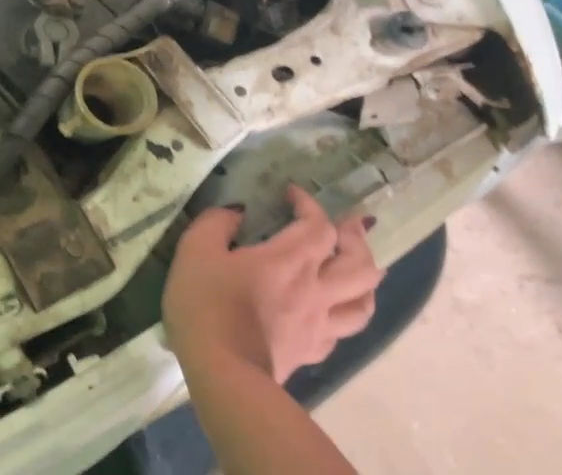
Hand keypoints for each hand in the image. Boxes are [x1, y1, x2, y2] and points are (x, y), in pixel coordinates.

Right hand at [163, 185, 384, 382]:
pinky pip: (342, 330)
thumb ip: (215, 224)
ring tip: (356, 270)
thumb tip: (236, 212)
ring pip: (365, 302)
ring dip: (366, 280)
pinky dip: (343, 314)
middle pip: (361, 264)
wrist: (223, 368)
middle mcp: (316, 290)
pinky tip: (331, 312)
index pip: (317, 226)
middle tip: (349, 226)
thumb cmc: (205, 303)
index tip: (291, 193)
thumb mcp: (194, 250)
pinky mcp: (313, 351)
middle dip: (358, 240)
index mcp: (289, 261)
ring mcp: (320, 324)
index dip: (310, 205)